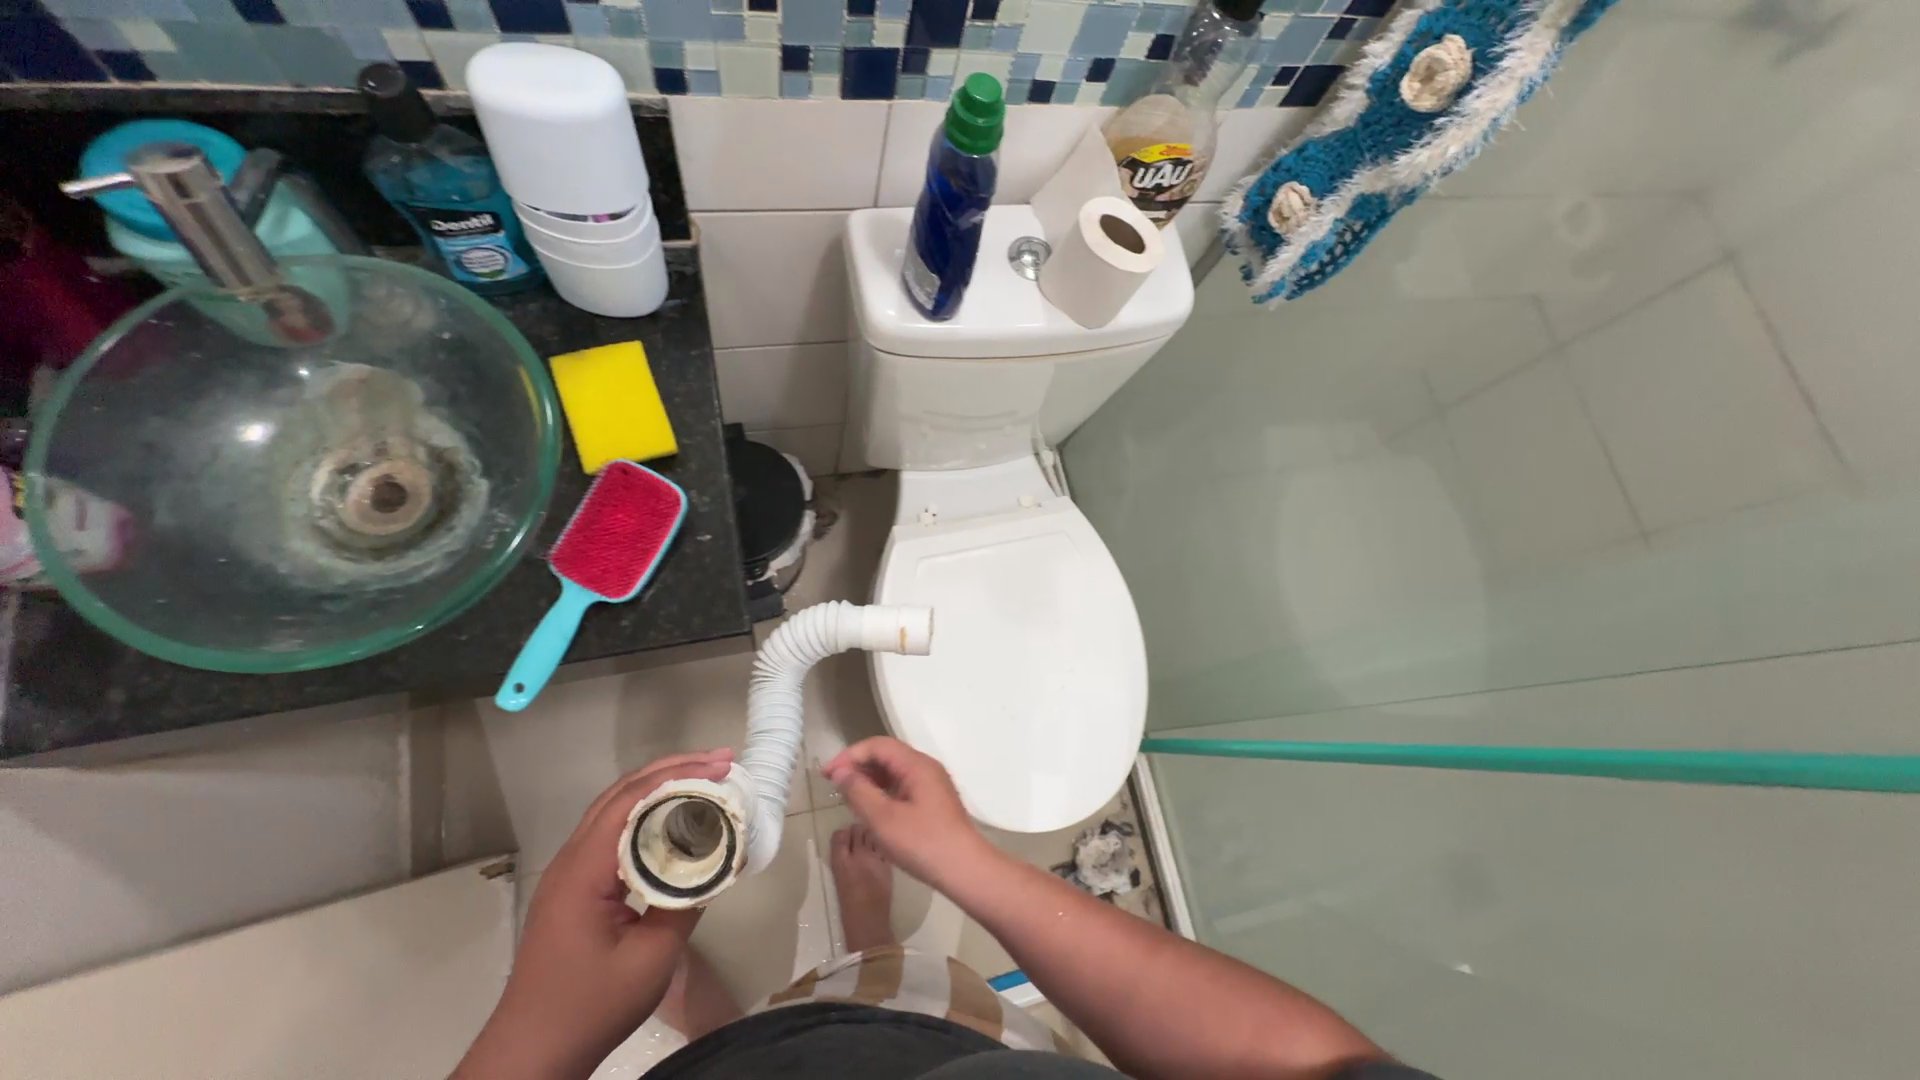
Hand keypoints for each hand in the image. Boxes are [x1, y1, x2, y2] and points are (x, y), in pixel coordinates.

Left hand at [453, 749, 734, 1079]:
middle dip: (673, 769)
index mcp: (585, 870)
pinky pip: (612, 833)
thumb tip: (715, 865)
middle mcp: (572, 860)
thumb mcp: (652, 958)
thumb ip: (686, 902)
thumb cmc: (591, 1006)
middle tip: (721, 762)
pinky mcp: (575, 888)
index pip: (632, 800)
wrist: (532, 1053)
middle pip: (621, 793)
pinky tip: (674, 821)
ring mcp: (569, 873)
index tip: (722, 767)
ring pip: (614, 808)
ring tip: (704, 778)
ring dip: (659, 787)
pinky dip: (646, 813)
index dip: (679, 774)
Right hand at [822, 736, 993, 888]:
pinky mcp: (934, 802)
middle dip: (858, 766)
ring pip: (895, 771)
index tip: (827, 775)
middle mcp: (926, 768)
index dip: (849, 756)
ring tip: (849, 798)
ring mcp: (933, 784)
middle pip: (887, 755)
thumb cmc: (923, 843)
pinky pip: (903, 786)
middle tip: (835, 786)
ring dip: (870, 780)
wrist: (965, 870)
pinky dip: (883, 792)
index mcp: (916, 765)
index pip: (877, 745)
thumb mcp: (883, 819)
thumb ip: (858, 791)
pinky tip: (872, 810)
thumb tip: (841, 772)